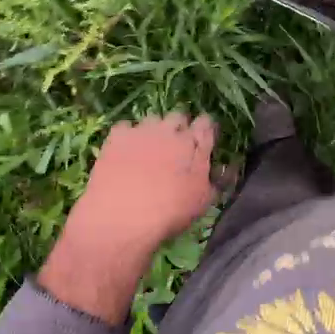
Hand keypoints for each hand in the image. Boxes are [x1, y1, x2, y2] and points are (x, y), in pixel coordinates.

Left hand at [40, 113, 216, 323]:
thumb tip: (217, 166)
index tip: (201, 140)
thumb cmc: (169, 213)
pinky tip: (125, 153)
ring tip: (147, 151)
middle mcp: (170, 130)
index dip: (204, 130)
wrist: (122, 216)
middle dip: (178, 128)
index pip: (205, 124)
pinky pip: (125, 127)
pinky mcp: (117, 136)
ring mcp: (142, 130)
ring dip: (153, 131)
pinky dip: (127, 136)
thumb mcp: (201, 201)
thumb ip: (211, 177)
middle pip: (178, 117)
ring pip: (152, 119)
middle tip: (174, 149)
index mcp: (194, 144)